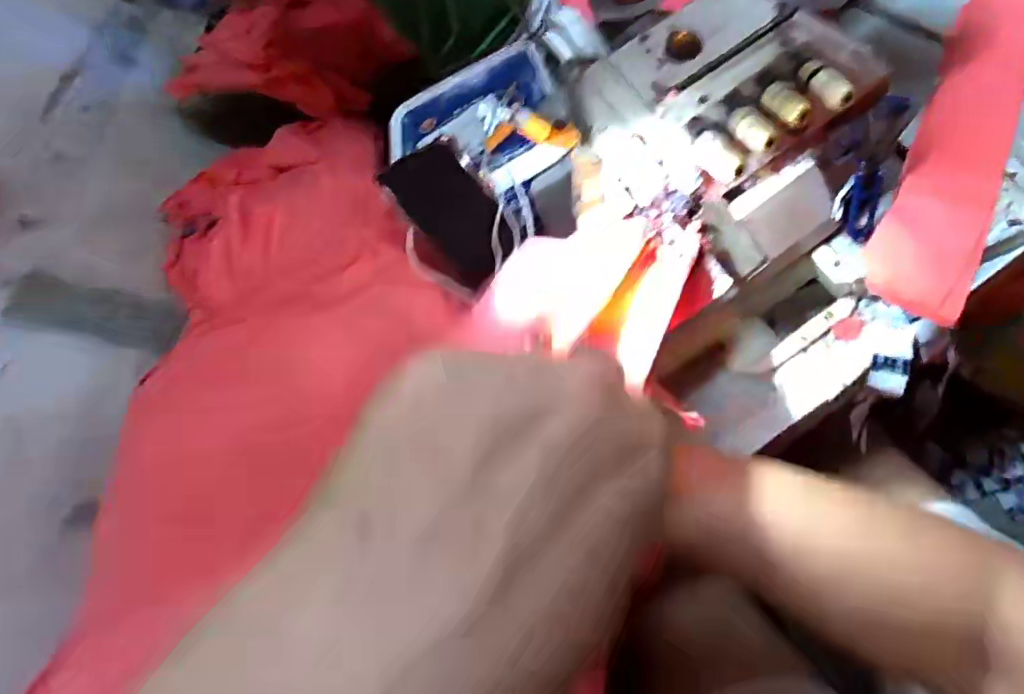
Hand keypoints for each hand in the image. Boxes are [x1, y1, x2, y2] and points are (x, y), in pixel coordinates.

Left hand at [143, 349, 669, 693]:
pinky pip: (448, 385)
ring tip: (445, 481)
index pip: (635, 421)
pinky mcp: (435, 363)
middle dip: (559, 421)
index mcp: (645, 439)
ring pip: (514, 379)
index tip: (566, 485)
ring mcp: (513, 365)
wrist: (378, 661)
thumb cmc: (508, 652)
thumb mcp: (602, 594)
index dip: (597, 455)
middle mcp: (591, 383)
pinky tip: (403, 473)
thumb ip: (615, 518)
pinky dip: (431, 419)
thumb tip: (589, 498)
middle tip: (510, 476)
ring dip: (495, 416)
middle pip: (583, 383)